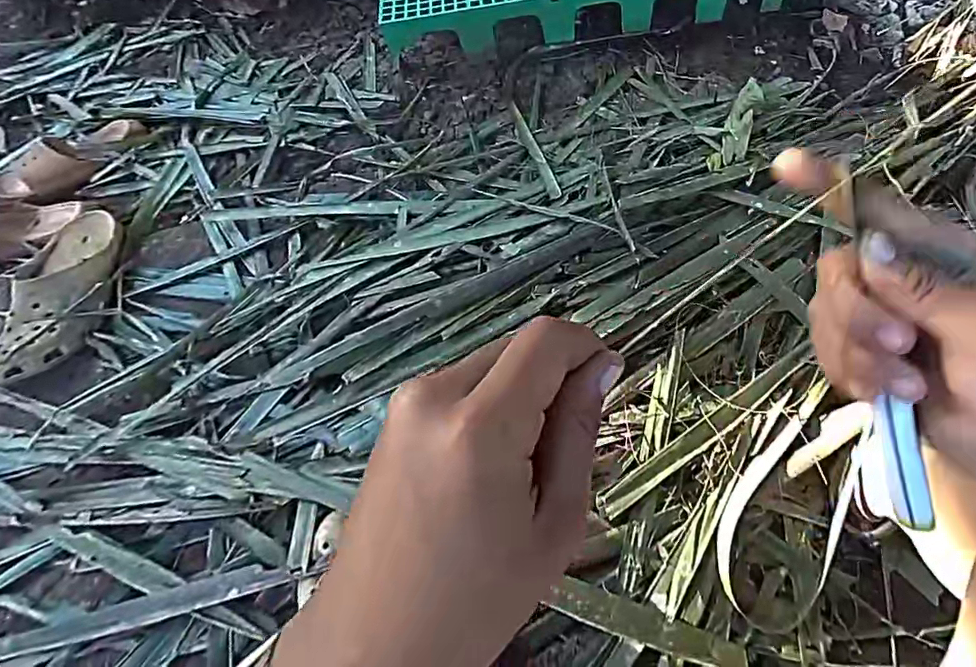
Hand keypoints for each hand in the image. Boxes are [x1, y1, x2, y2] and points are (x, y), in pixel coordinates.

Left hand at [281, 318, 621, 666]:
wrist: (369, 648)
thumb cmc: (472, 604)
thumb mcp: (553, 527)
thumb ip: (580, 434)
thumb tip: (603, 367)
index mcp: (478, 427)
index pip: (546, 339)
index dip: (586, 347)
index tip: (605, 379)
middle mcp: (434, 395)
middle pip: (520, 346)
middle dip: (556, 374)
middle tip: (563, 440)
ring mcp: (408, 401)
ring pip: (494, 360)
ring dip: (524, 389)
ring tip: (522, 461)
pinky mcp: (396, 413)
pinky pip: (465, 381)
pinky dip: (493, 401)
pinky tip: (488, 460)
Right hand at [773, 149, 975, 484]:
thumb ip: (922, 288)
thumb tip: (867, 245)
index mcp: (936, 252)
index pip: (875, 209)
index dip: (826, 183)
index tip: (784, 166)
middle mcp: (899, 277)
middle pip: (837, 269)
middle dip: (858, 312)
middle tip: (902, 344)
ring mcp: (880, 320)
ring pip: (827, 315)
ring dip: (860, 355)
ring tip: (912, 387)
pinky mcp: (868, 360)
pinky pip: (830, 353)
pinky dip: (854, 377)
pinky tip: (894, 398)